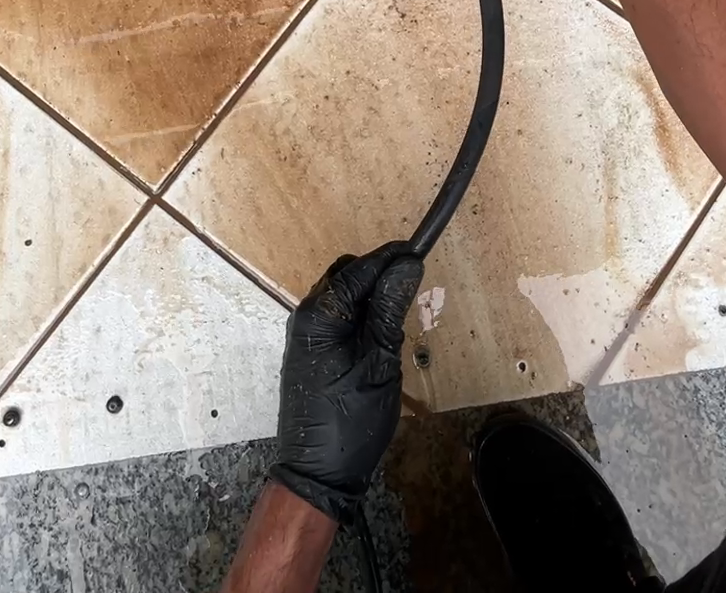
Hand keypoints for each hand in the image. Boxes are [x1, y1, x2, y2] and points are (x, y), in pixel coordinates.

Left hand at [269, 242, 423, 522]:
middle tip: (414, 287)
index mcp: (319, 314)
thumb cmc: (351, 419)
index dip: (391, 257)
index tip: (421, 251)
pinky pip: (337, 317)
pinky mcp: (309, 351)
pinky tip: (380, 333)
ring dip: (371, 295)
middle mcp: (306, 316)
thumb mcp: (380, 362)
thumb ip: (391, 308)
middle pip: (346, 275)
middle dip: (379, 273)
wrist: (317, 474)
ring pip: (342, 296)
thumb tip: (406, 263)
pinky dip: (360, 314)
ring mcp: (305, 335)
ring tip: (401, 311)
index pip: (360, 268)